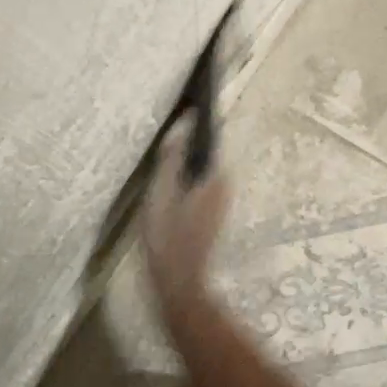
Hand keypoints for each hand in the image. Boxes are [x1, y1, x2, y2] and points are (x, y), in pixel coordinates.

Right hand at [140, 112, 229, 304]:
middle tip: (167, 128)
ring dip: (187, 159)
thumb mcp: (161, 193)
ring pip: (202, 167)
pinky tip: (168, 180)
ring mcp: (220, 200)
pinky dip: (186, 176)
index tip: (184, 103)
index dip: (198, 121)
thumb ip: (171, 157)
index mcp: (216, 175)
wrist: (178, 283)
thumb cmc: (167, 237)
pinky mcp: (212, 212)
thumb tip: (183, 122)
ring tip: (163, 150)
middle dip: (190, 140)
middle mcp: (225, 184)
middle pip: (206, 151)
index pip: (211, 135)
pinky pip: (199, 182)